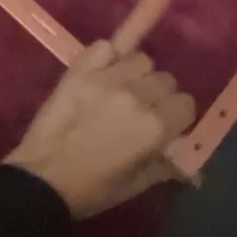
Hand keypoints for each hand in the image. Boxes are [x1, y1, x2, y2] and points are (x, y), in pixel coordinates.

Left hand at [4, 41, 196, 218]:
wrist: (42, 179)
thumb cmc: (93, 189)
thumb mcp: (137, 184)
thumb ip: (168, 167)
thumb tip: (194, 169)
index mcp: (155, 127)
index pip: (186, 103)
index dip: (177, 115)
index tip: (164, 124)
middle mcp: (137, 97)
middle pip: (165, 79)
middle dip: (158, 94)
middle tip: (140, 110)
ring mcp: (106, 79)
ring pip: (140, 59)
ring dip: (135, 74)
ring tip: (120, 89)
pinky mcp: (79, 70)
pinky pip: (104, 47)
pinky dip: (106, 57)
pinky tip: (100, 73)